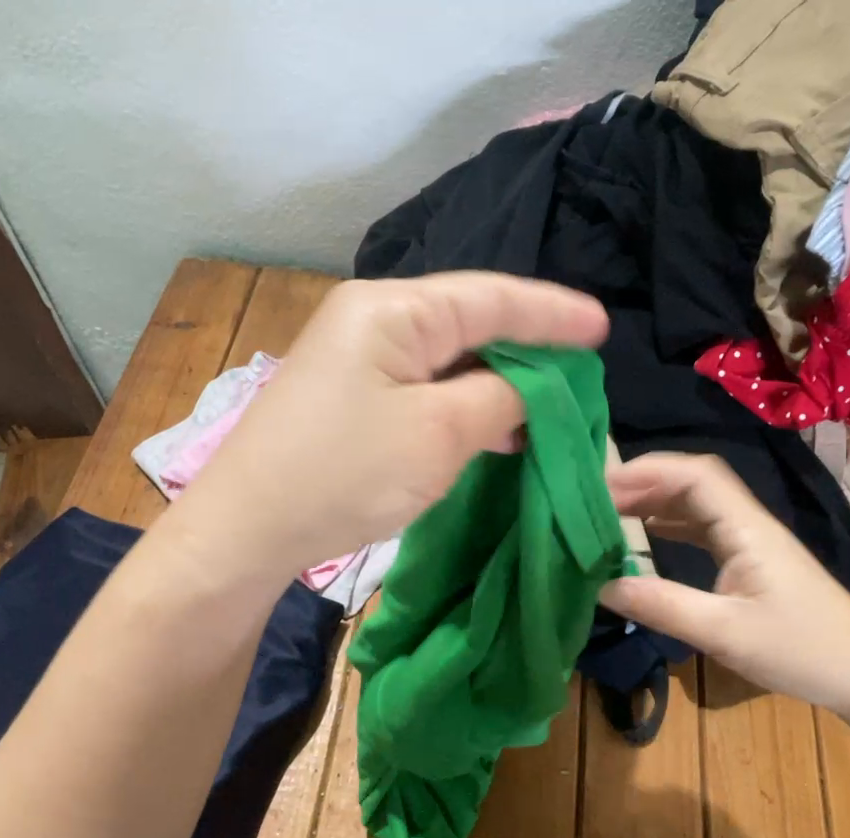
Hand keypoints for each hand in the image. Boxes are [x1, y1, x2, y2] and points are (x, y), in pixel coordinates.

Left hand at [167, 273, 607, 576]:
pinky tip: (494, 427)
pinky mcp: (350, 398)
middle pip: (469, 323)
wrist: (248, 529)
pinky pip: (423, 389)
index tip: (601, 328)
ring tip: (549, 406)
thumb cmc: (345, 473)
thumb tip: (532, 387)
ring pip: (447, 360)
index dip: (551, 313)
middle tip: (581, 372)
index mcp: (393, 309)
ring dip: (496, 384)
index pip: (491, 297)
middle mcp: (372, 319)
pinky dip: (463, 406)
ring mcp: (357, 359)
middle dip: (527, 349)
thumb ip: (499, 397)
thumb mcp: (439, 433)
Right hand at [599, 453, 849, 713]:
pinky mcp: (752, 562)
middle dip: (643, 484)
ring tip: (609, 514)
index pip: (696, 476)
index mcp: (747, 529)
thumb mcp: (724, 633)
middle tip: (593, 501)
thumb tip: (602, 587)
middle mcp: (749, 525)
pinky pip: (704, 529)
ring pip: (698, 505)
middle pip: (693, 483)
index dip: (647, 471)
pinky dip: (670, 526)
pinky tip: (646, 537)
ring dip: (654, 503)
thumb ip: (663, 606)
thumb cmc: (801, 650)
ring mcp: (752, 542)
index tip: (601, 486)